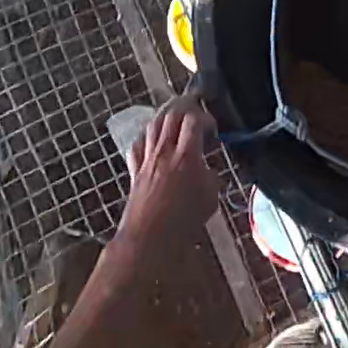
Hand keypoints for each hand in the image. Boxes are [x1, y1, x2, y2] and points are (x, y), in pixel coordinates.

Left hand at [117, 91, 220, 250]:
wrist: (148, 238)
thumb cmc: (183, 222)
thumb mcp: (210, 198)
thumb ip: (211, 178)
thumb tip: (207, 172)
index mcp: (186, 157)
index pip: (193, 121)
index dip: (205, 119)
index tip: (213, 129)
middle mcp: (164, 152)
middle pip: (171, 115)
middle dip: (186, 109)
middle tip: (196, 115)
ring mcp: (147, 160)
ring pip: (153, 125)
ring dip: (167, 118)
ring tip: (178, 123)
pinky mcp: (135, 170)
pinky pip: (139, 144)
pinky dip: (148, 137)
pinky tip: (155, 141)